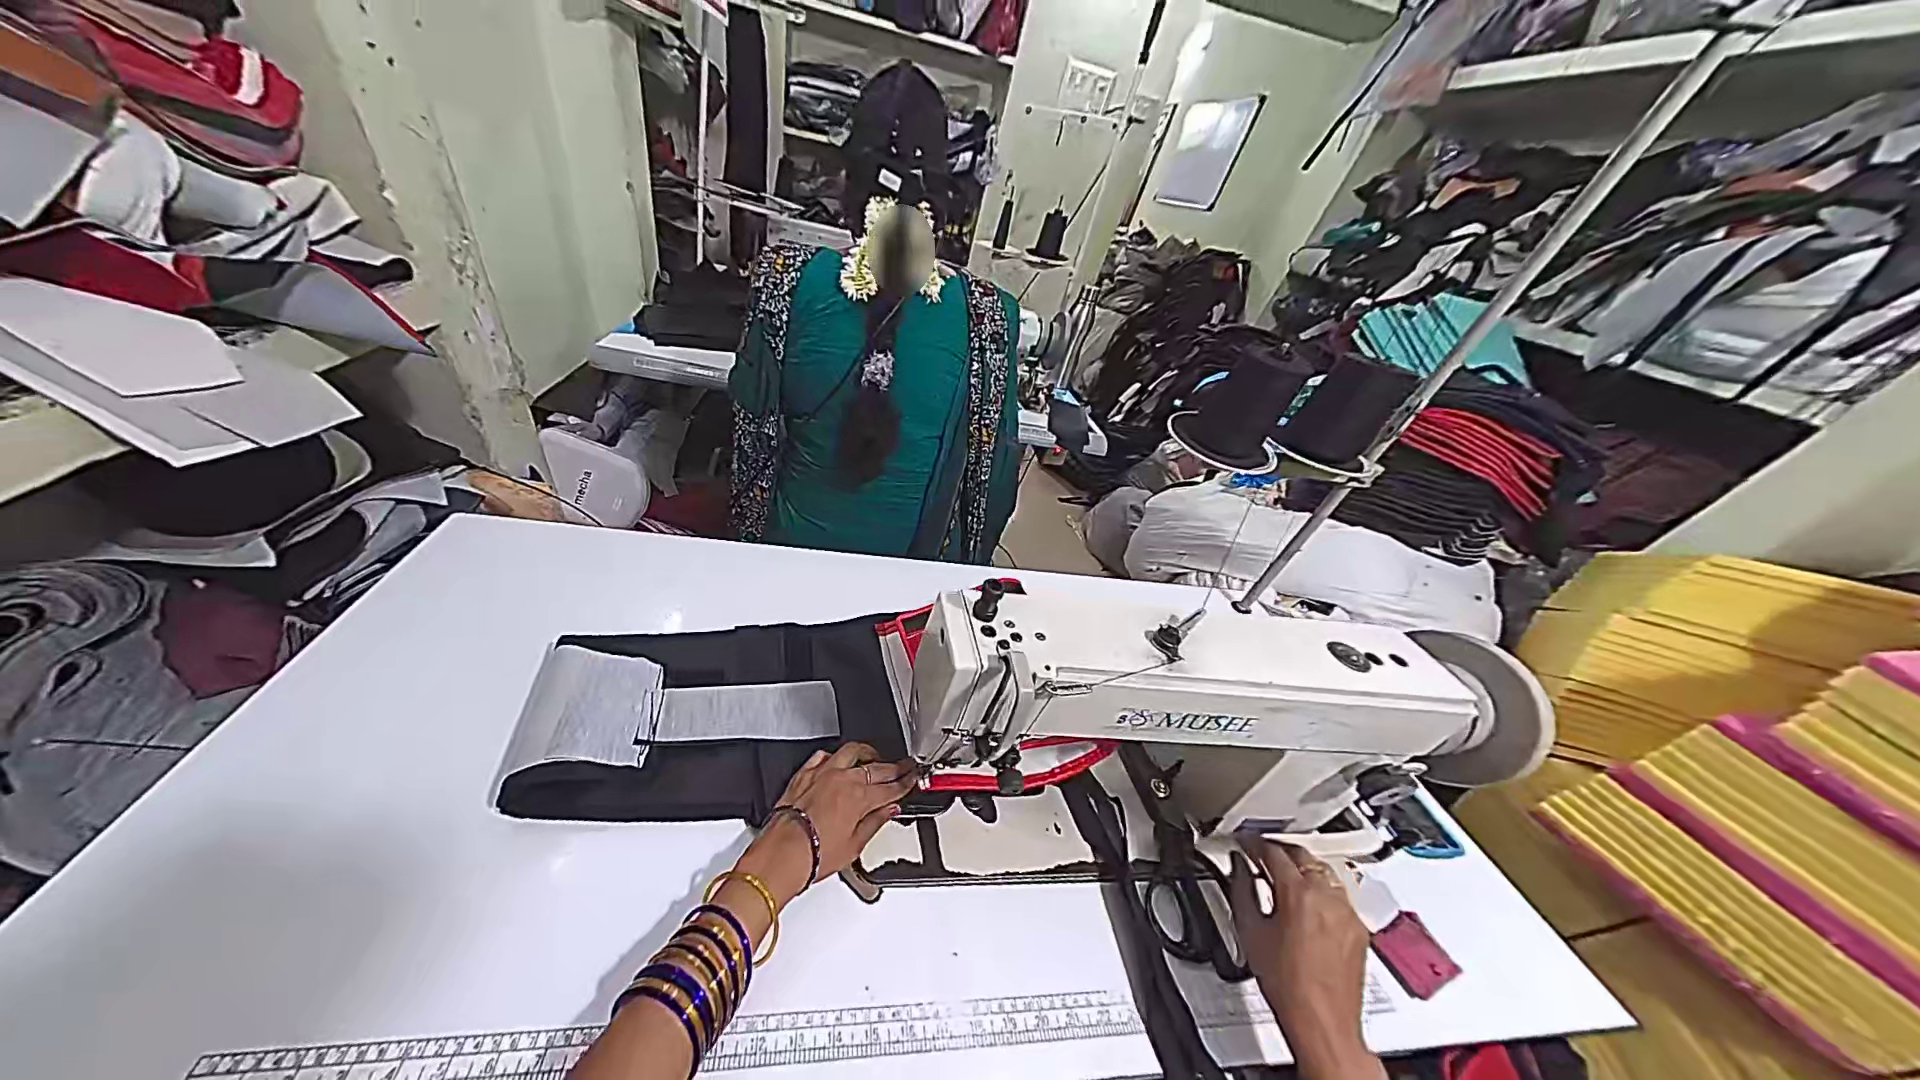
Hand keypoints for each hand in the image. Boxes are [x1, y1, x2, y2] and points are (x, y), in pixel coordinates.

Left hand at [735, 742, 917, 906]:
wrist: (781, 854)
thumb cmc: (813, 854)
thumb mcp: (854, 846)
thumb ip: (875, 822)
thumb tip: (888, 811)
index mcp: (860, 797)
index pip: (891, 787)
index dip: (905, 782)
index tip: (912, 779)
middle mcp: (843, 780)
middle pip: (877, 767)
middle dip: (895, 767)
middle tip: (904, 767)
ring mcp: (823, 774)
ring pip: (852, 752)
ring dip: (867, 753)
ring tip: (874, 756)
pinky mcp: (805, 774)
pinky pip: (824, 756)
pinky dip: (835, 756)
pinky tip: (838, 760)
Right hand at [1228, 838, 1383, 1079]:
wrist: (1322, 1022)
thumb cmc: (1288, 986)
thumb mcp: (1250, 930)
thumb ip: (1241, 888)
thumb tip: (1238, 867)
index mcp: (1299, 894)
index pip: (1273, 851)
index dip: (1253, 843)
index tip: (1244, 844)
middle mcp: (1328, 898)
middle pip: (1302, 854)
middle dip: (1278, 849)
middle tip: (1260, 853)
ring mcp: (1347, 913)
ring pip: (1323, 870)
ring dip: (1301, 866)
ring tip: (1282, 874)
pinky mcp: (1359, 929)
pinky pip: (1338, 893)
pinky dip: (1320, 887)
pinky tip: (1306, 899)